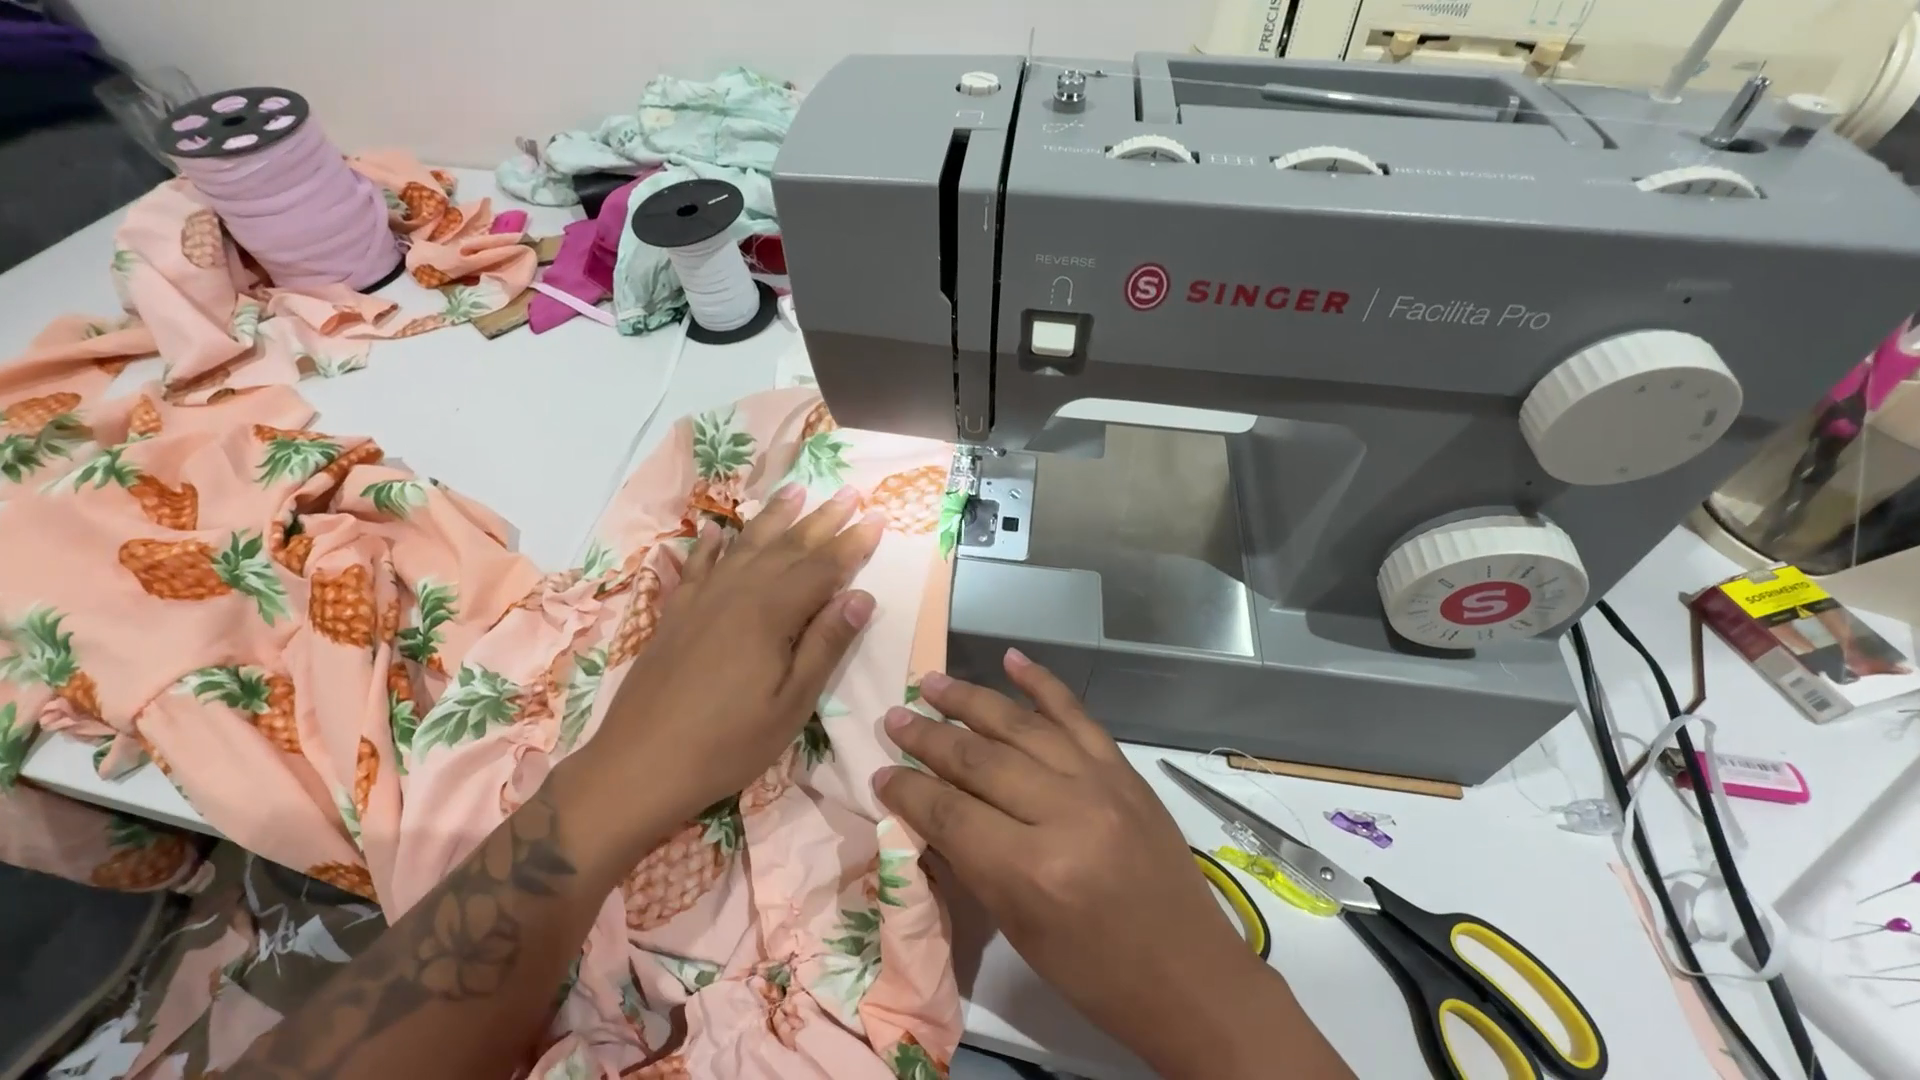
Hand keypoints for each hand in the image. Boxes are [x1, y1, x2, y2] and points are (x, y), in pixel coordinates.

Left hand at [581, 484, 882, 858]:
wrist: (639, 765)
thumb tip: (861, 596)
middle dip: (822, 519)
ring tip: (795, 490)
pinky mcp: (675, 614)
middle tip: (848, 492)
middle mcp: (736, 593)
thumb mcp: (791, 703)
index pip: (822, 567)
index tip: (877, 517)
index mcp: (770, 614)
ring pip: (745, 546)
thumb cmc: (728, 743)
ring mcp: (701, 600)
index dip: (852, 543)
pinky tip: (718, 530)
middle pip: (787, 547)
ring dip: (773, 517)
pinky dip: (711, 545)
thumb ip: (826, 645)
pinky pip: (698, 565)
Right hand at [873, 651, 1267, 1069]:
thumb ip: (972, 861)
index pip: (950, 812)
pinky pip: (1077, 715)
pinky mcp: (1124, 770)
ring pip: (1022, 726)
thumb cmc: (1094, 971)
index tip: (880, 773)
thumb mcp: (1018, 929)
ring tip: (931, 683)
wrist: (1188, 973)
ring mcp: (1100, 783)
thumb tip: (930, 808)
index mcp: (1031, 870)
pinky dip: (1042, 683)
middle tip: (894, 718)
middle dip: (929, 737)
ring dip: (971, 700)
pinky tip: (1012, 658)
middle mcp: (1065, 813)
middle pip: (980, 760)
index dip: (908, 790)